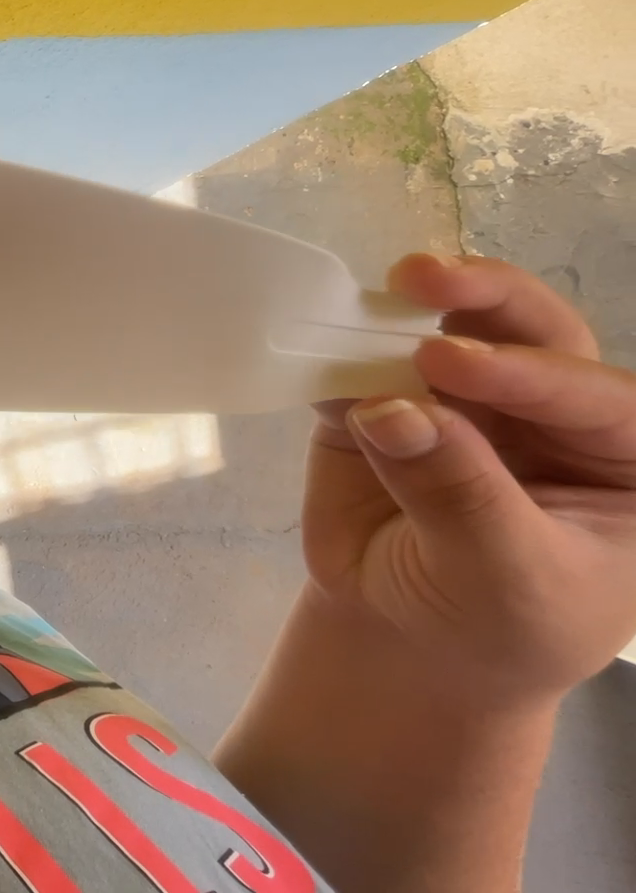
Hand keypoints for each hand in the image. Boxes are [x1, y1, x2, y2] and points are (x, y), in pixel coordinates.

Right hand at [303, 253, 635, 706]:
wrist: (407, 636)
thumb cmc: (494, 622)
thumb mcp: (501, 575)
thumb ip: (456, 494)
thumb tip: (387, 409)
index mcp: (621, 454)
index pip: (592, 396)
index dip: (527, 372)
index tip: (447, 361)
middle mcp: (541, 414)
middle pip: (530, 334)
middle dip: (483, 298)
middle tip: (424, 276)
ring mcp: (451, 408)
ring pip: (435, 339)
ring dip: (399, 314)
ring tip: (366, 294)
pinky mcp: (371, 413)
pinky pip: (350, 375)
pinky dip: (326, 355)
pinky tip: (308, 342)